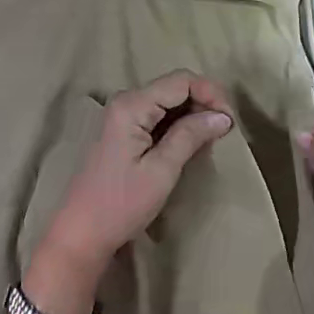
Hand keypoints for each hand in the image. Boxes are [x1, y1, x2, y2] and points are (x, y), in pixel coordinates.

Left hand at [43, 70, 236, 276]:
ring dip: (192, 113)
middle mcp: (124, 100)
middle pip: (173, 86)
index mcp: (131, 104)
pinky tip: (191, 142)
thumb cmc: (121, 204)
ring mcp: (120, 113)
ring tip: (212, 137)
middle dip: (203, 102)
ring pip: (166, 100)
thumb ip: (190, 136)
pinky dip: (177, 123)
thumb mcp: (161, 171)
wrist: (81, 232)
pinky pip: (155, 114)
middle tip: (225, 131)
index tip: (231, 121)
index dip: (210, 93)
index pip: (180, 80)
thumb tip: (222, 116)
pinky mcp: (121, 129)